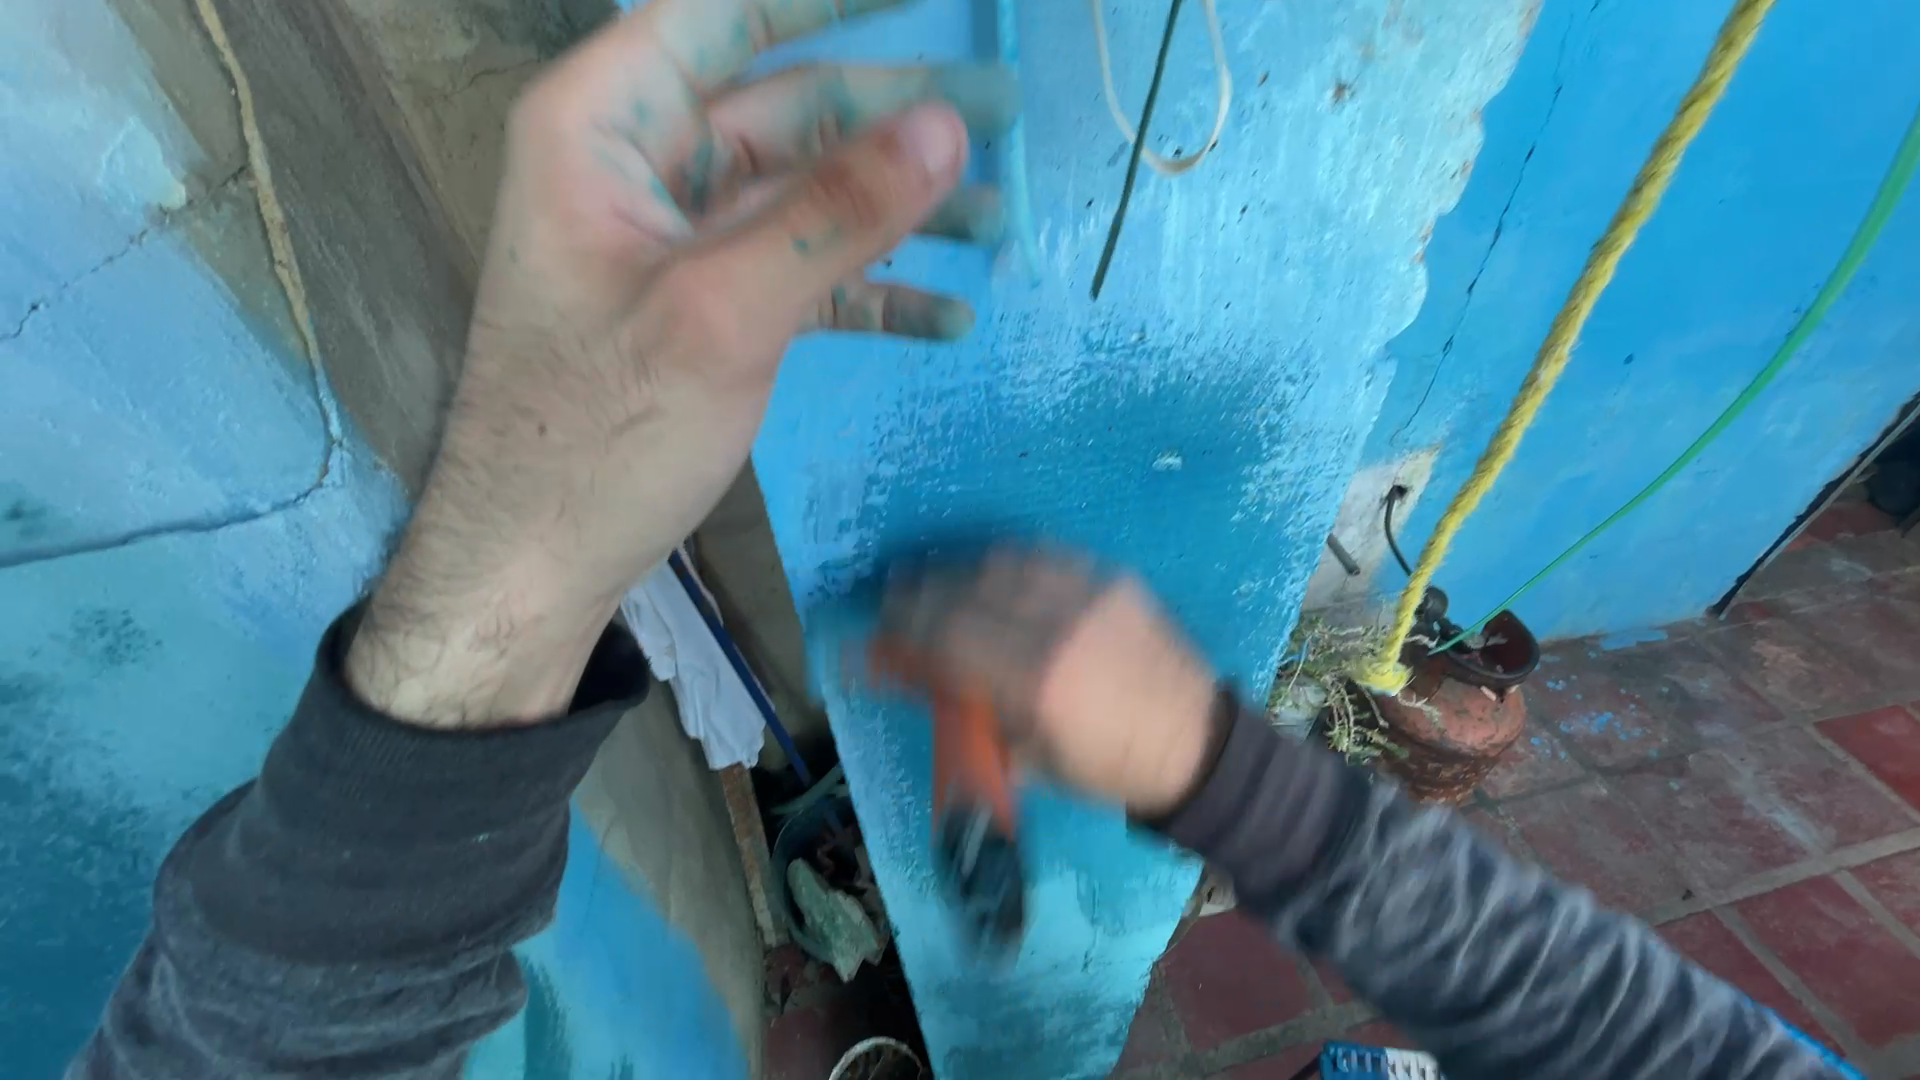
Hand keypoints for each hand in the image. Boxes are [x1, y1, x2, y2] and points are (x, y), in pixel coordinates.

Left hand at [346, 0, 1016, 726]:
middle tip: (1005, 122)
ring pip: (811, 203)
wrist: (546, 554)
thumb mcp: (724, 314)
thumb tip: (945, 130)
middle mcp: (649, 173)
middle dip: (898, 124)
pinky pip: (808, 281)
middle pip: (792, 114)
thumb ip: (833, 215)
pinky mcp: (719, 315)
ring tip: (998, 229)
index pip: (727, 14)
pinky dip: (874, 296)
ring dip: (903, 218)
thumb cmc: (605, 432)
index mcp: (609, 128)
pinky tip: (946, 318)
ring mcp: (690, 251)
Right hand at [879, 550, 1220, 816]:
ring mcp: (1089, 593)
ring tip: (943, 586)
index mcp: (1037, 682)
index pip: (947, 635)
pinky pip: (1044, 555)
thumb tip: (909, 680)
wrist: (1197, 745)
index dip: (903, 627)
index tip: (878, 628)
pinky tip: (995, 576)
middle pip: (967, 590)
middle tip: (898, 601)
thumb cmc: (1107, 768)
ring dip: (961, 573)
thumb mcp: (1030, 758)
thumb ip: (967, 713)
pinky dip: (1008, 564)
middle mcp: (1059, 625)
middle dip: (920, 593)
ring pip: (1002, 563)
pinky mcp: (1112, 577)